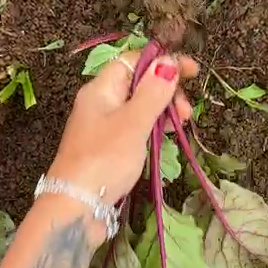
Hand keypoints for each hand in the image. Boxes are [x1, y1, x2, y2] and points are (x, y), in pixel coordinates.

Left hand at [44, 51, 197, 210]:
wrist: (75, 207)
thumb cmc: (104, 160)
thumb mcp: (133, 123)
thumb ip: (152, 92)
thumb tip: (168, 62)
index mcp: (100, 89)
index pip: (133, 61)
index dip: (163, 62)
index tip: (192, 72)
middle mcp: (99, 103)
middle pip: (137, 83)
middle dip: (166, 90)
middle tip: (187, 110)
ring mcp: (103, 126)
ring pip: (138, 107)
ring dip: (162, 110)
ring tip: (182, 124)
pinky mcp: (108, 148)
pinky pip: (134, 127)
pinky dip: (152, 128)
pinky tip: (165, 137)